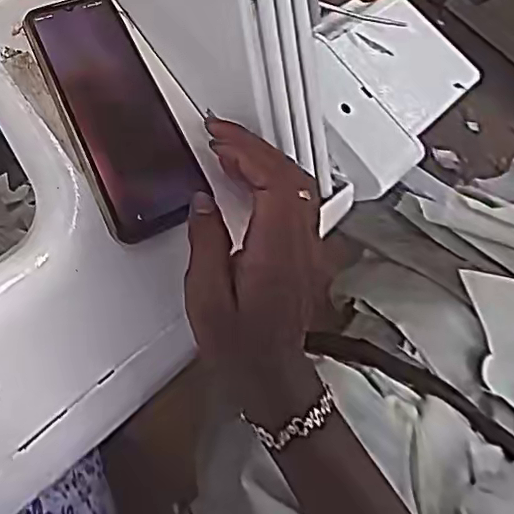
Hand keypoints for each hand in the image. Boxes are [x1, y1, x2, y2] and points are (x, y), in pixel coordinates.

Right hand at [186, 117, 326, 427]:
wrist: (272, 378)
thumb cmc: (240, 347)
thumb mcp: (206, 296)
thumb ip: (206, 242)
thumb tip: (203, 202)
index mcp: (277, 251)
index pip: (274, 181)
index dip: (247, 150)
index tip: (220, 137)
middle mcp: (302, 246)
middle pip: (290, 175)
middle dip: (254, 146)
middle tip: (220, 135)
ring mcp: (310, 249)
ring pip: (299, 185)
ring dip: (265, 159)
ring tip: (229, 150)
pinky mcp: (307, 253)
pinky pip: (298, 200)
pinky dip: (273, 177)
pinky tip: (249, 177)